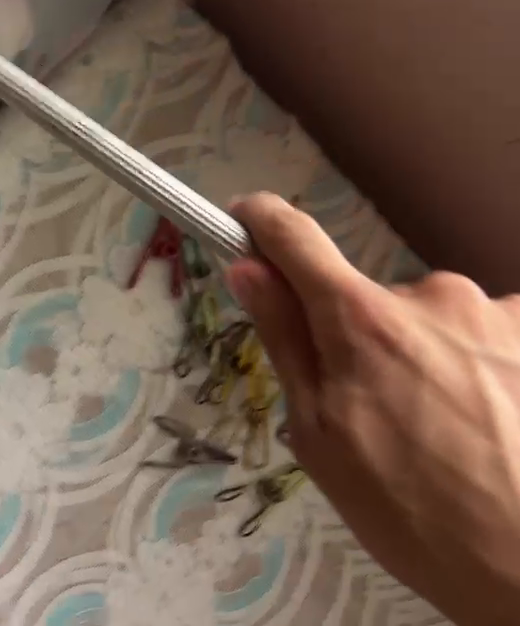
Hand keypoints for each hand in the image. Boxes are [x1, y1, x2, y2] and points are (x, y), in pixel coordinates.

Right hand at [226, 193, 519, 625]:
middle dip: (361, 331)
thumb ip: (285, 339)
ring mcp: (511, 321)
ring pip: (440, 320)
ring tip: (454, 429)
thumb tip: (248, 269)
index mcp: (360, 317)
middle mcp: (437, 299)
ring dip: (433, 353)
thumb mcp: (318, 431)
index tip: (240, 225)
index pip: (289, 231)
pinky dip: (491, 369)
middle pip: (369, 292)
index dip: (256, 221)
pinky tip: (501, 427)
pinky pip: (501, 339)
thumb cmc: (415, 512)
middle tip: (374, 403)